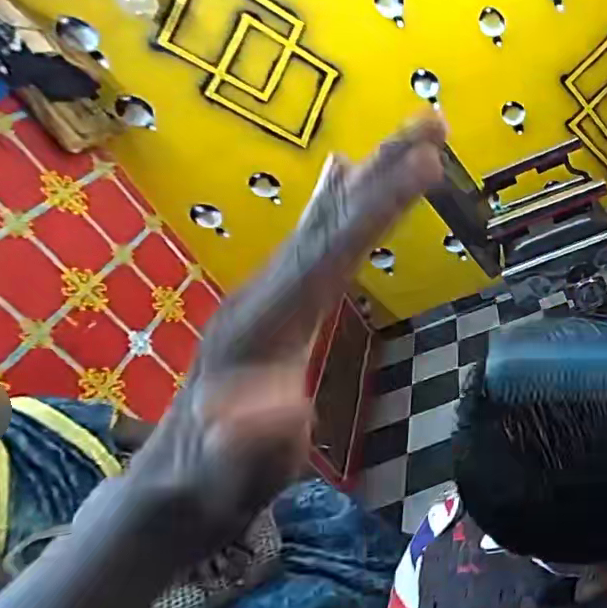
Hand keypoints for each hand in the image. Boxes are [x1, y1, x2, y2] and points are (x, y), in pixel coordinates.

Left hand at [124, 116, 445, 547]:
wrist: (174, 486)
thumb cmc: (213, 485)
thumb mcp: (231, 477)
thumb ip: (248, 446)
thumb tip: (280, 406)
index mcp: (265, 321)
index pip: (330, 252)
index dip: (379, 207)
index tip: (428, 164)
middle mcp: (265, 291)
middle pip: (331, 218)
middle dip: (383, 169)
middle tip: (432, 122)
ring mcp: (270, 293)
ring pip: (327, 221)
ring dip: (371, 175)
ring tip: (411, 137)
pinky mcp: (281, 302)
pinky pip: (314, 239)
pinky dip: (334, 201)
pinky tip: (343, 171)